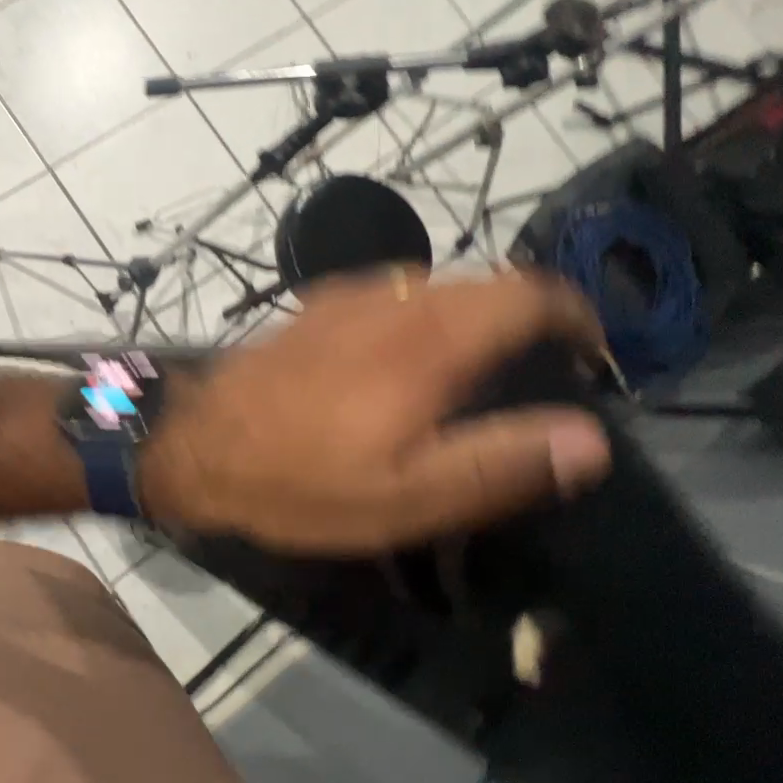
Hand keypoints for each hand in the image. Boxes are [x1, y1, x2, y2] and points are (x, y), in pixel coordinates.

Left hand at [141, 269, 613, 553]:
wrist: (190, 446)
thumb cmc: (296, 480)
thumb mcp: (403, 498)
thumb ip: (499, 462)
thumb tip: (591, 439)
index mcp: (425, 341)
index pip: (530, 292)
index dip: (577, 318)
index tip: (591, 364)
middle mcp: (389, 301)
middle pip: (486, 284)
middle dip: (527, 322)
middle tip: (535, 381)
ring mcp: (343, 298)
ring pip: (436, 287)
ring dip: (473, 320)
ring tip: (476, 380)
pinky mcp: (311, 310)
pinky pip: (389, 297)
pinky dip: (420, 319)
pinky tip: (403, 368)